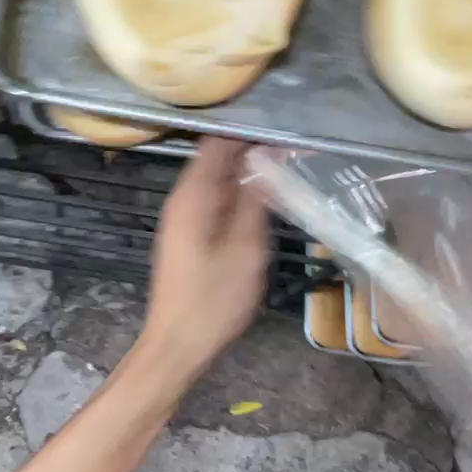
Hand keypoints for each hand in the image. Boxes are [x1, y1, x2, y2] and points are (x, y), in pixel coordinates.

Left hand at [140, 137, 268, 370]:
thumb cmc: (212, 301)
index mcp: (191, 196)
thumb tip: (268, 156)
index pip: (216, 142)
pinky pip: (214, 200)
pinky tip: (262, 200)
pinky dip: (237, 194)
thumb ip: (256, 199)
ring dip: (246, 172)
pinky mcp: (187, 236)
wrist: (177, 344)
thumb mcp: (245, 249)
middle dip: (252, 149)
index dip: (249, 130)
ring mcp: (182, 218)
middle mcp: (181, 200)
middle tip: (294, 147)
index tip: (284, 126)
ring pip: (216, 180)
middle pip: (216, 159)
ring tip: (287, 167)